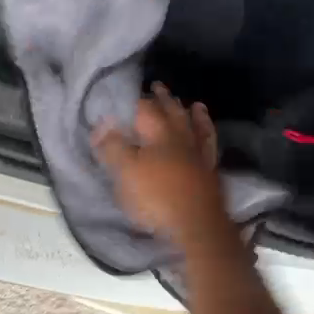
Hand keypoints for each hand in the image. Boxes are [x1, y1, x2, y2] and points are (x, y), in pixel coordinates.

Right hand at [93, 83, 229, 243]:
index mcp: (158, 135)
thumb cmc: (155, 197)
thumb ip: (112, 146)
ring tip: (194, 105)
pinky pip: (211, 147)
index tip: (126, 93)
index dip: (134, 100)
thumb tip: (102, 123)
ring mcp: (200, 155)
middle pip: (173, 113)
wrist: (197, 227)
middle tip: (158, 86)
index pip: (145, 109)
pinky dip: (209, 138)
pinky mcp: (211, 173)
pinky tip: (207, 137)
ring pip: (197, 127)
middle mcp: (181, 139)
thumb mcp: (124, 172)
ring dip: (194, 114)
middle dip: (164, 99)